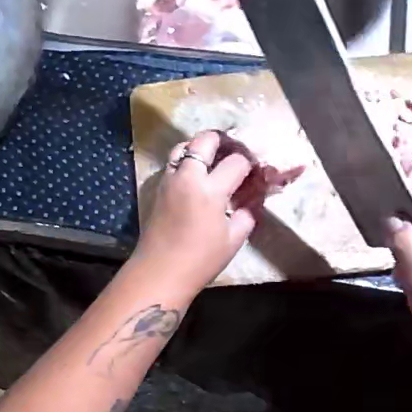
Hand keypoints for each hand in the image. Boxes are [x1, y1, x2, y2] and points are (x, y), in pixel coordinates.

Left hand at [132, 130, 258, 292]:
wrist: (159, 272)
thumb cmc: (200, 260)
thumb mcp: (233, 240)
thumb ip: (246, 215)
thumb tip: (250, 202)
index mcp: (210, 190)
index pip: (236, 162)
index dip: (249, 164)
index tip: (254, 171)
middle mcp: (188, 177)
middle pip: (205, 140)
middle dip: (223, 141)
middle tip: (233, 152)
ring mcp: (169, 179)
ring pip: (183, 146)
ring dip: (199, 148)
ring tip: (212, 160)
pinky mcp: (157, 187)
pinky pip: (173, 162)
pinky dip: (186, 161)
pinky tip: (196, 177)